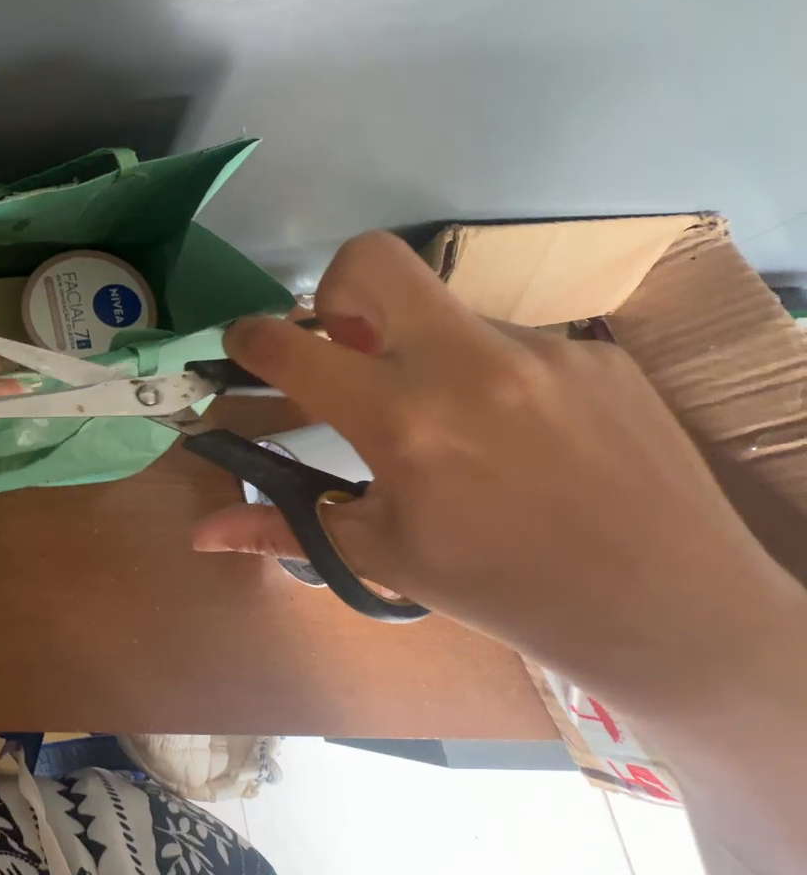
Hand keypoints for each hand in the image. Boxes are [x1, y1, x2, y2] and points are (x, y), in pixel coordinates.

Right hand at [191, 230, 806, 709]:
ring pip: (443, 312)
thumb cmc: (503, 590)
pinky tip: (517, 435)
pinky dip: (485, 374)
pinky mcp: (596, 355)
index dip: (249, 337)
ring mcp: (541, 351)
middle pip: (373, 261)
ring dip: (420, 350)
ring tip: (450, 422)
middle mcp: (467, 365)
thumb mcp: (380, 556)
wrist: (678, 614)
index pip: (290, 345)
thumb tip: (198, 535)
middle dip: (335, 289)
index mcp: (402, 421)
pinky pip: (509, 341)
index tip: (245, 343)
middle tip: (345, 345)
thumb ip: (280, 529)